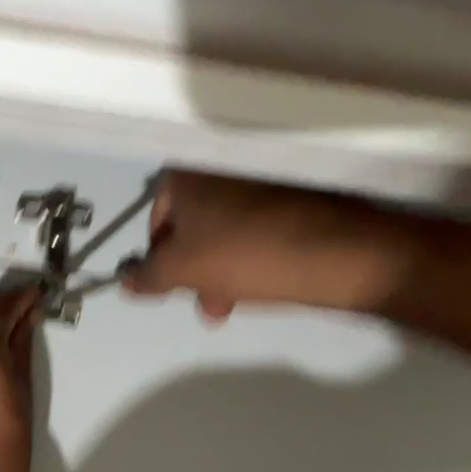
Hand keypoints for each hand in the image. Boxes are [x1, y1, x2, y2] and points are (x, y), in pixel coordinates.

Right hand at [121, 170, 419, 321]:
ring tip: (237, 303)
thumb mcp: (182, 271)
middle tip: (210, 305)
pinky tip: (267, 279)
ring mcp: (265, 176)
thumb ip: (147, 276)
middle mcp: (223, 165)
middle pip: (194, 225)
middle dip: (196, 269)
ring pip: (228, 228)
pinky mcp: (301, 191)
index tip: (176, 289)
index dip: (160, 259)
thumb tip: (126, 280)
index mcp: (188, 174)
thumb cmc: (248, 254)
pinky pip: (261, 223)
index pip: (157, 219)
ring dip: (223, 267)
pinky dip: (255, 250)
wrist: (345, 253)